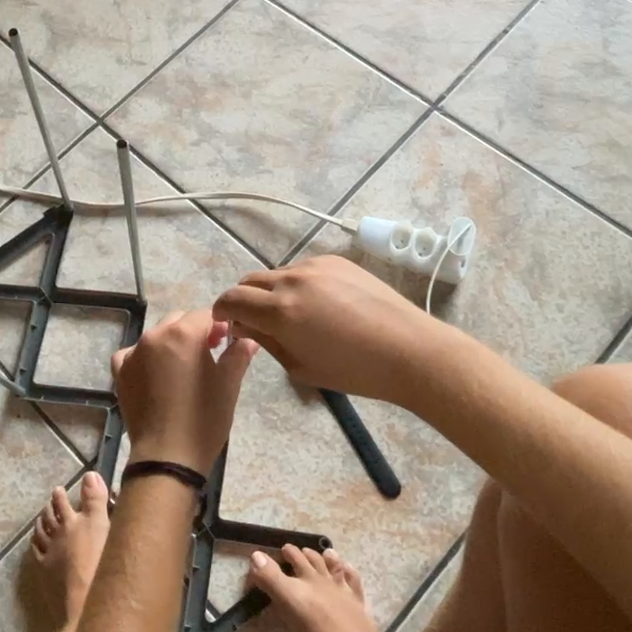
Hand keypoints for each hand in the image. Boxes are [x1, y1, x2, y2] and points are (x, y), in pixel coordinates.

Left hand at [111, 309, 258, 474]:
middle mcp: (154, 336)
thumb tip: (249, 339)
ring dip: (172, 342)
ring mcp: (133, 353)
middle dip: (196, 331)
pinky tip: (155, 372)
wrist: (168, 456)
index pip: (205, 315)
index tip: (228, 341)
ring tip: (184, 367)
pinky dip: (145, 357)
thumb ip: (238, 355)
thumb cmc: (204, 419)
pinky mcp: (120, 372)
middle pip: (179, 321)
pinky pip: (133, 354)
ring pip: (157, 336)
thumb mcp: (228, 385)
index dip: (220, 325)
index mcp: (182, 334)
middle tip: (210, 353)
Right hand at [212, 254, 449, 398]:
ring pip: (278, 274)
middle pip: (249, 281)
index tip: (225, 322)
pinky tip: (321, 305)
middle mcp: (292, 281)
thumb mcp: (300, 367)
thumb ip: (266, 342)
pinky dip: (299, 284)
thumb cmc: (355, 371)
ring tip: (294, 315)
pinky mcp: (337, 260)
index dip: (221, 310)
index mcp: (279, 311)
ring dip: (272, 292)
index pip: (231, 299)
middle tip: (254, 321)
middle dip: (243, 299)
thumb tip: (246, 326)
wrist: (410, 350)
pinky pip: (304, 269)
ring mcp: (316, 266)